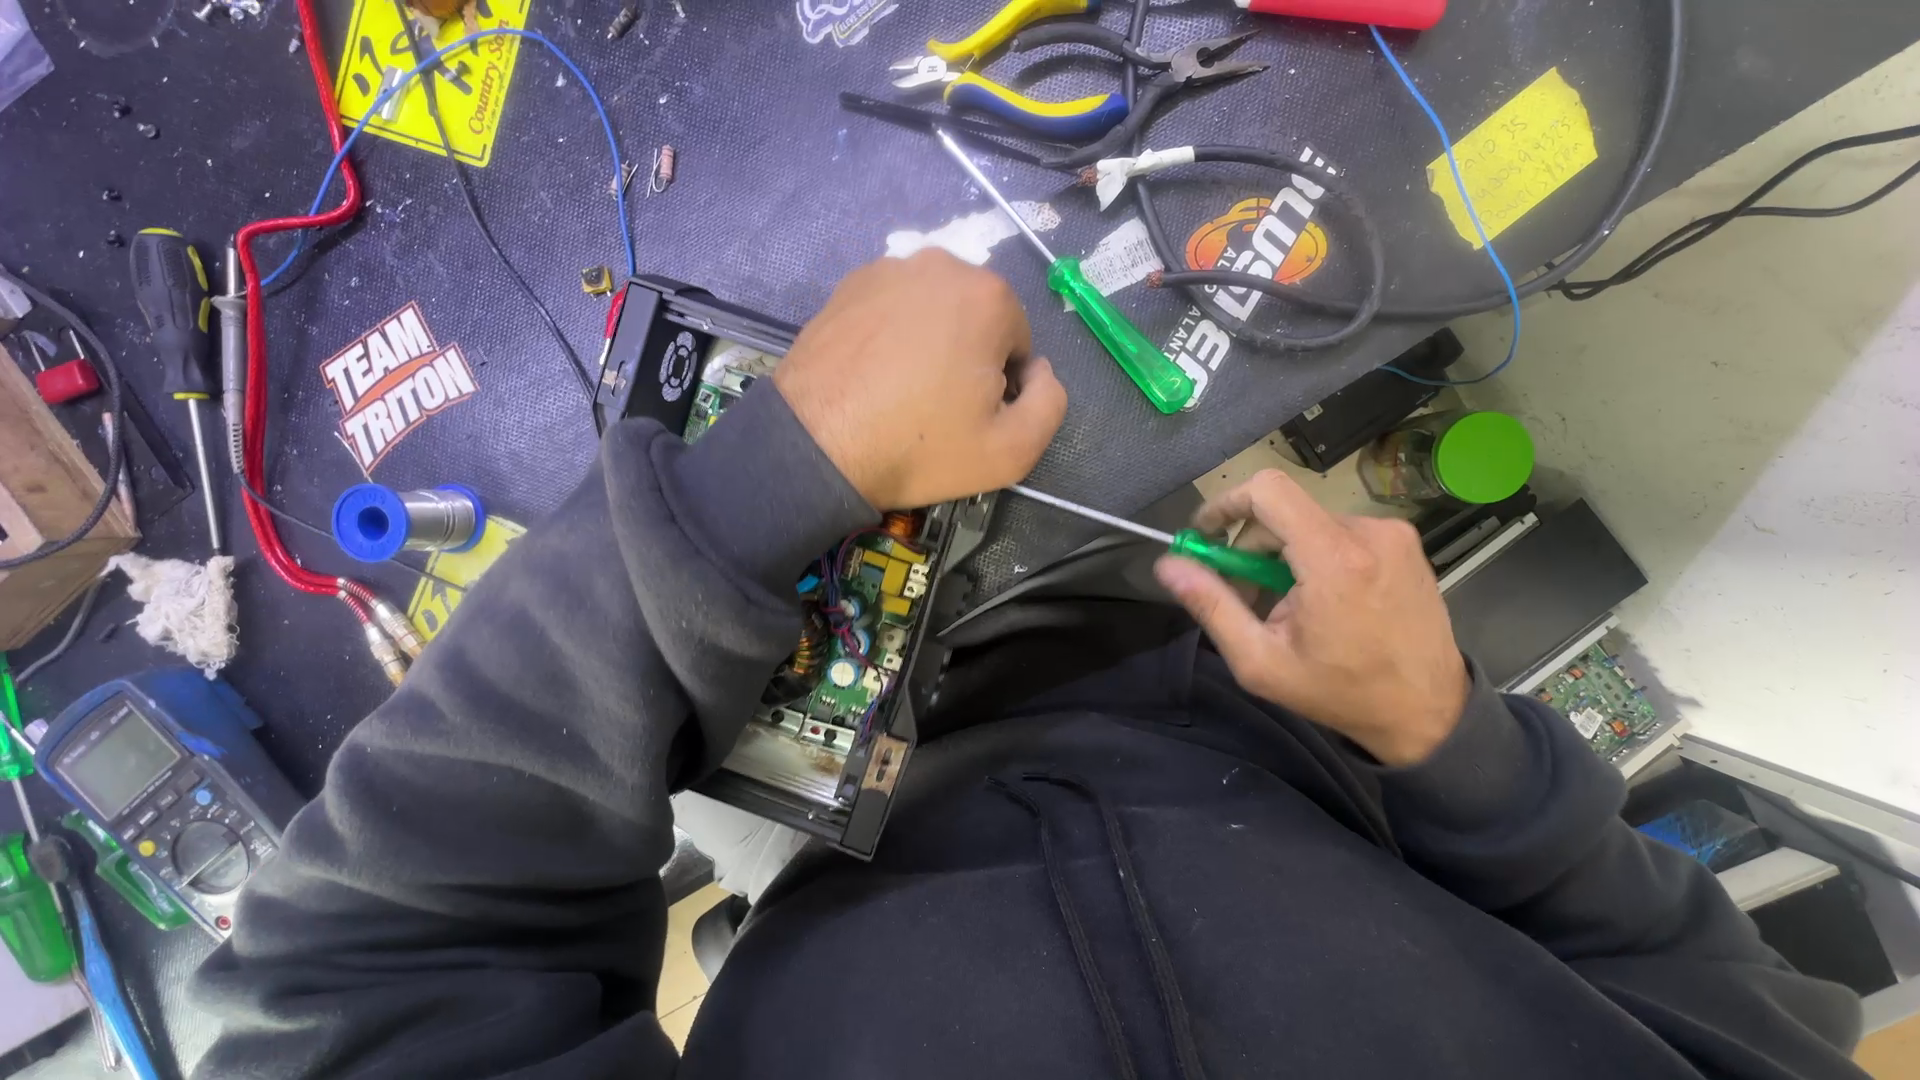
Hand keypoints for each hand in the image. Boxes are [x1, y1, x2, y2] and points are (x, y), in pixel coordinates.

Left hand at [773, 250, 1067, 509]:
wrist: (815, 448)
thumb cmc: (919, 448)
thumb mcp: (1012, 450)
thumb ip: (1050, 403)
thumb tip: (1038, 371)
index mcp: (989, 296)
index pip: (1018, 343)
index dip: (1000, 387)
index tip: (968, 416)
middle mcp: (940, 265)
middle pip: (976, 320)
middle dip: (967, 358)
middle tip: (934, 407)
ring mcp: (887, 269)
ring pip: (933, 311)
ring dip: (929, 344)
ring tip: (899, 393)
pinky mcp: (847, 285)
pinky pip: (891, 309)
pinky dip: (891, 336)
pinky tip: (872, 376)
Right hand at [1153, 470, 1469, 766]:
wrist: (1429, 713)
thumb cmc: (1340, 692)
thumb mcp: (1261, 661)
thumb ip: (1212, 605)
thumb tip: (1168, 565)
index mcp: (1334, 557)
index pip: (1267, 490)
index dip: (1226, 504)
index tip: (1206, 535)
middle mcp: (1369, 532)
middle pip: (1284, 512)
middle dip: (1250, 546)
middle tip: (1241, 594)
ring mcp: (1394, 535)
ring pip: (1310, 523)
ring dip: (1282, 555)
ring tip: (1283, 606)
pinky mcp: (1406, 544)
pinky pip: (1340, 533)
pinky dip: (1315, 556)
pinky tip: (1318, 600)